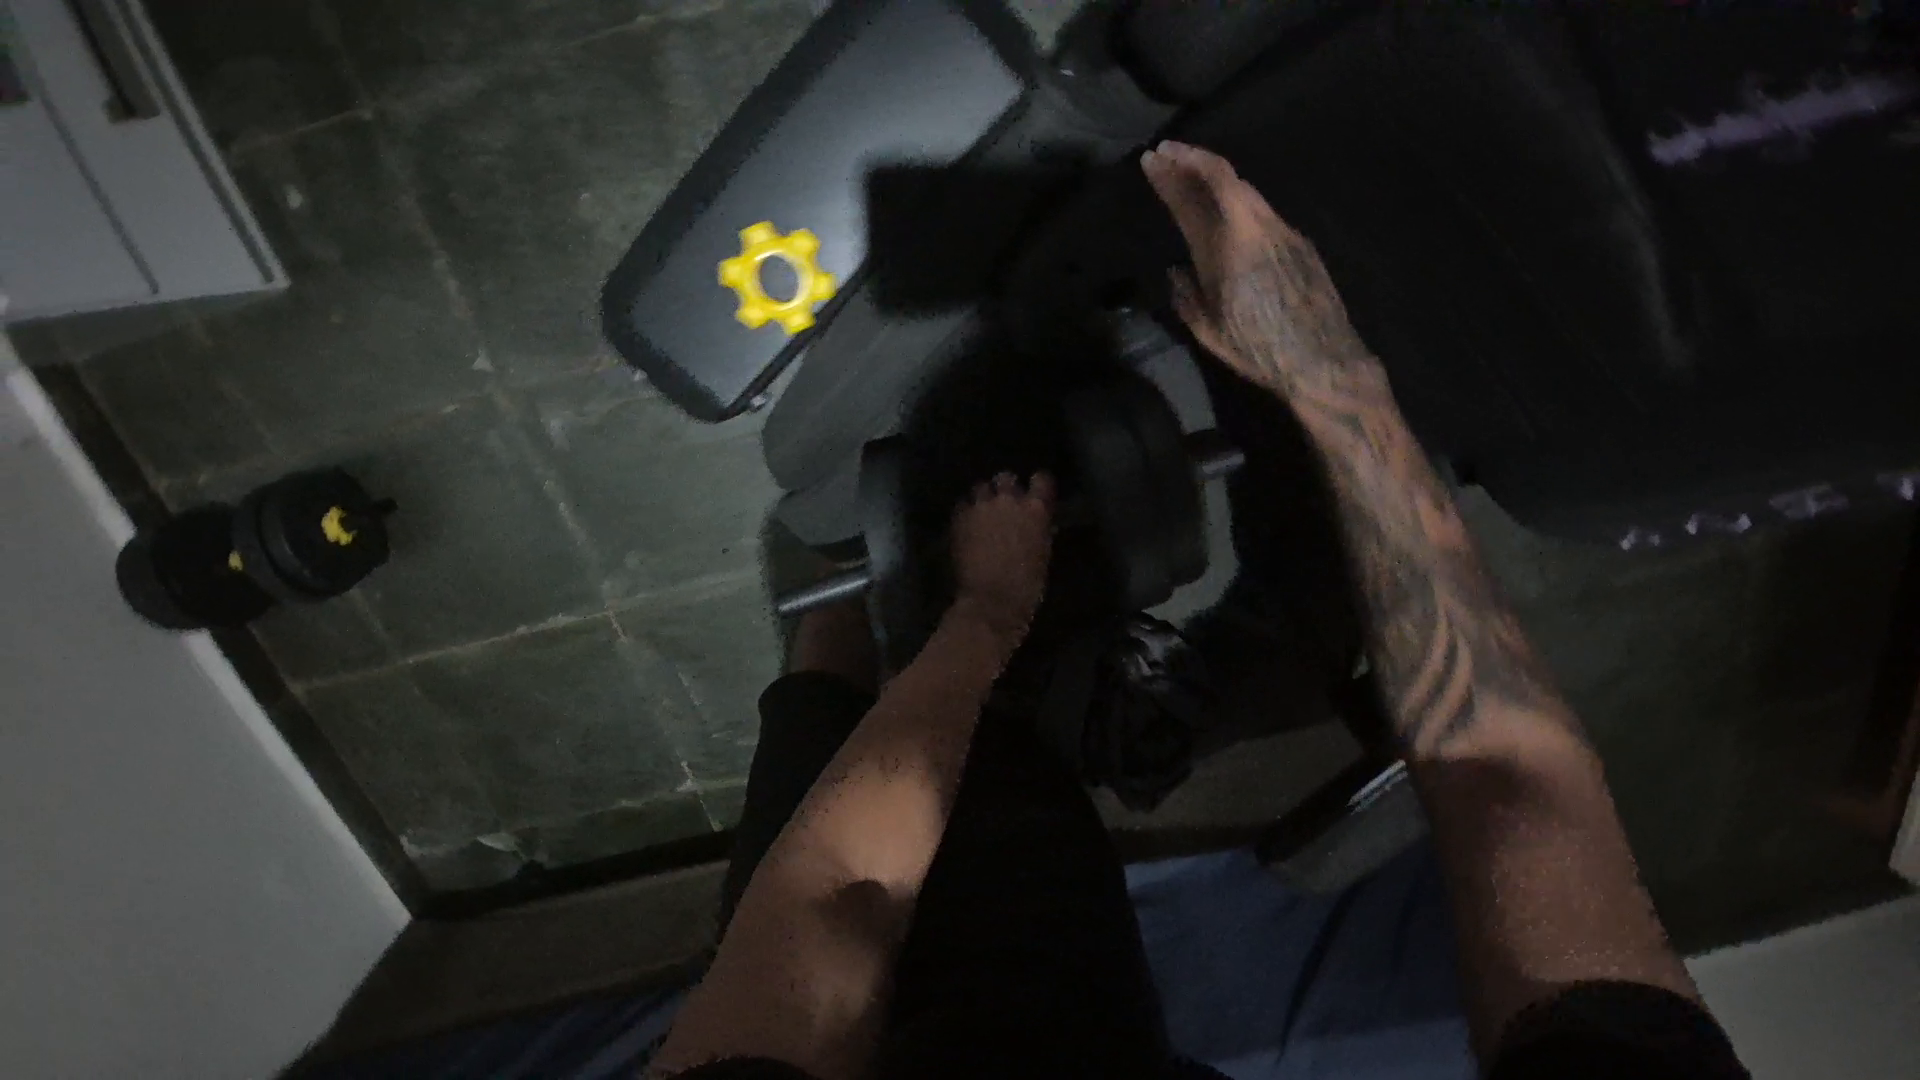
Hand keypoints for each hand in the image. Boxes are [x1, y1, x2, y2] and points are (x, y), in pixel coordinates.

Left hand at [948, 472, 1055, 646]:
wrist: (993, 600)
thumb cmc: (1028, 584)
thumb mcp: (1043, 553)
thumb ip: (1040, 530)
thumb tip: (1039, 521)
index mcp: (1036, 509)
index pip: (1041, 479)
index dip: (1037, 485)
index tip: (1034, 492)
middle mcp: (1008, 500)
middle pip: (1005, 477)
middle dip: (1004, 488)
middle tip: (1002, 504)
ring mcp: (981, 506)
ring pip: (980, 487)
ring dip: (982, 498)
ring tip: (981, 513)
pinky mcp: (960, 517)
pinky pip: (962, 505)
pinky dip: (965, 512)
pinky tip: (966, 525)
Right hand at [1140, 141, 1376, 395]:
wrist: (1321, 359)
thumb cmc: (1257, 350)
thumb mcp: (1208, 332)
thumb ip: (1186, 296)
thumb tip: (1176, 271)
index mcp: (1225, 251)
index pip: (1193, 198)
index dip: (1171, 174)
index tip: (1150, 160)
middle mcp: (1254, 229)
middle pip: (1222, 178)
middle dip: (1190, 162)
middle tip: (1165, 156)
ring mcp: (1282, 232)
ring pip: (1245, 191)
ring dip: (1215, 179)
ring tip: (1192, 178)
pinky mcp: (1299, 243)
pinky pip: (1262, 210)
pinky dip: (1237, 201)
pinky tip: (1228, 213)